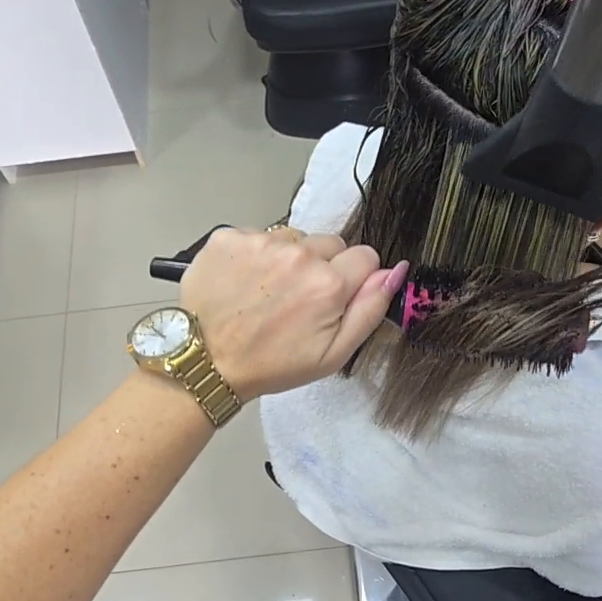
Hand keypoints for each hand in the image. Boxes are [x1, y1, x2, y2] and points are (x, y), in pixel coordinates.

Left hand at [179, 227, 407, 400]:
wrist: (207, 362)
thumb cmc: (273, 364)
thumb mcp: (333, 354)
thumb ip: (370, 309)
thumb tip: (395, 270)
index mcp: (329, 283)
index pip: (365, 256)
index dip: (352, 279)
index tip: (331, 299)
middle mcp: (298, 254)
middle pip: (329, 244)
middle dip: (320, 267)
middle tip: (296, 300)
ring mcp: (260, 242)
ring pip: (293, 238)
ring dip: (286, 259)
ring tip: (266, 293)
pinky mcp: (229, 237)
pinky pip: (257, 236)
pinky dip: (253, 256)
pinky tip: (242, 283)